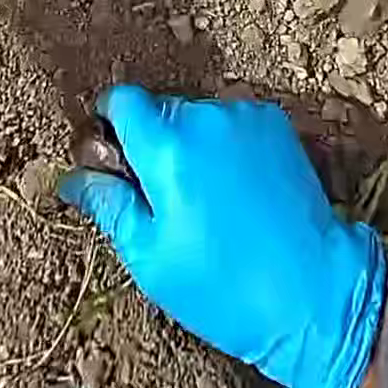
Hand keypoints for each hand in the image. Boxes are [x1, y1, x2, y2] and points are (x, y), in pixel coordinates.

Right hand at [59, 86, 384, 387]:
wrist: (314, 288)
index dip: (109, 120)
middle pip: (158, 108)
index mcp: (167, 145)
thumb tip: (73, 178)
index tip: (111, 150)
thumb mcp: (150, 254)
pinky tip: (235, 184)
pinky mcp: (273, 120)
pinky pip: (230, 119)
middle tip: (159, 191)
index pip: (122, 99)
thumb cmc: (222, 283)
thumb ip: (108, 203)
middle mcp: (205, 115)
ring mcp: (243, 114)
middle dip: (149, 140)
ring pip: (195, 114)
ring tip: (205, 194)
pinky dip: (222, 141)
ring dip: (188, 141)